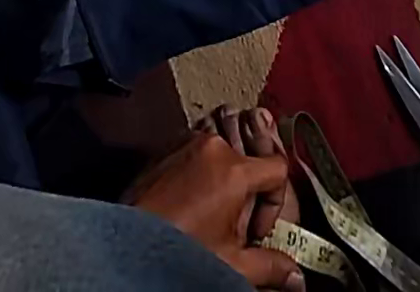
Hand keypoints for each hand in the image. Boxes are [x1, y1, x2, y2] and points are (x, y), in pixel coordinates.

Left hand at [124, 128, 305, 289]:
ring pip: (224, 147)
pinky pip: (199, 145)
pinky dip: (202, 166)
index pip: (277, 167)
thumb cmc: (174, 251)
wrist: (123, 244)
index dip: (274, 201)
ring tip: (213, 207)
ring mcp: (189, 140)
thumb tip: (296, 278)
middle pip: (249, 157)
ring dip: (225, 174)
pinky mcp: (169, 143)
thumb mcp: (229, 265)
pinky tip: (193, 198)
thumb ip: (269, 266)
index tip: (256, 228)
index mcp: (235, 170)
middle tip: (234, 220)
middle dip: (247, 189)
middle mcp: (214, 146)